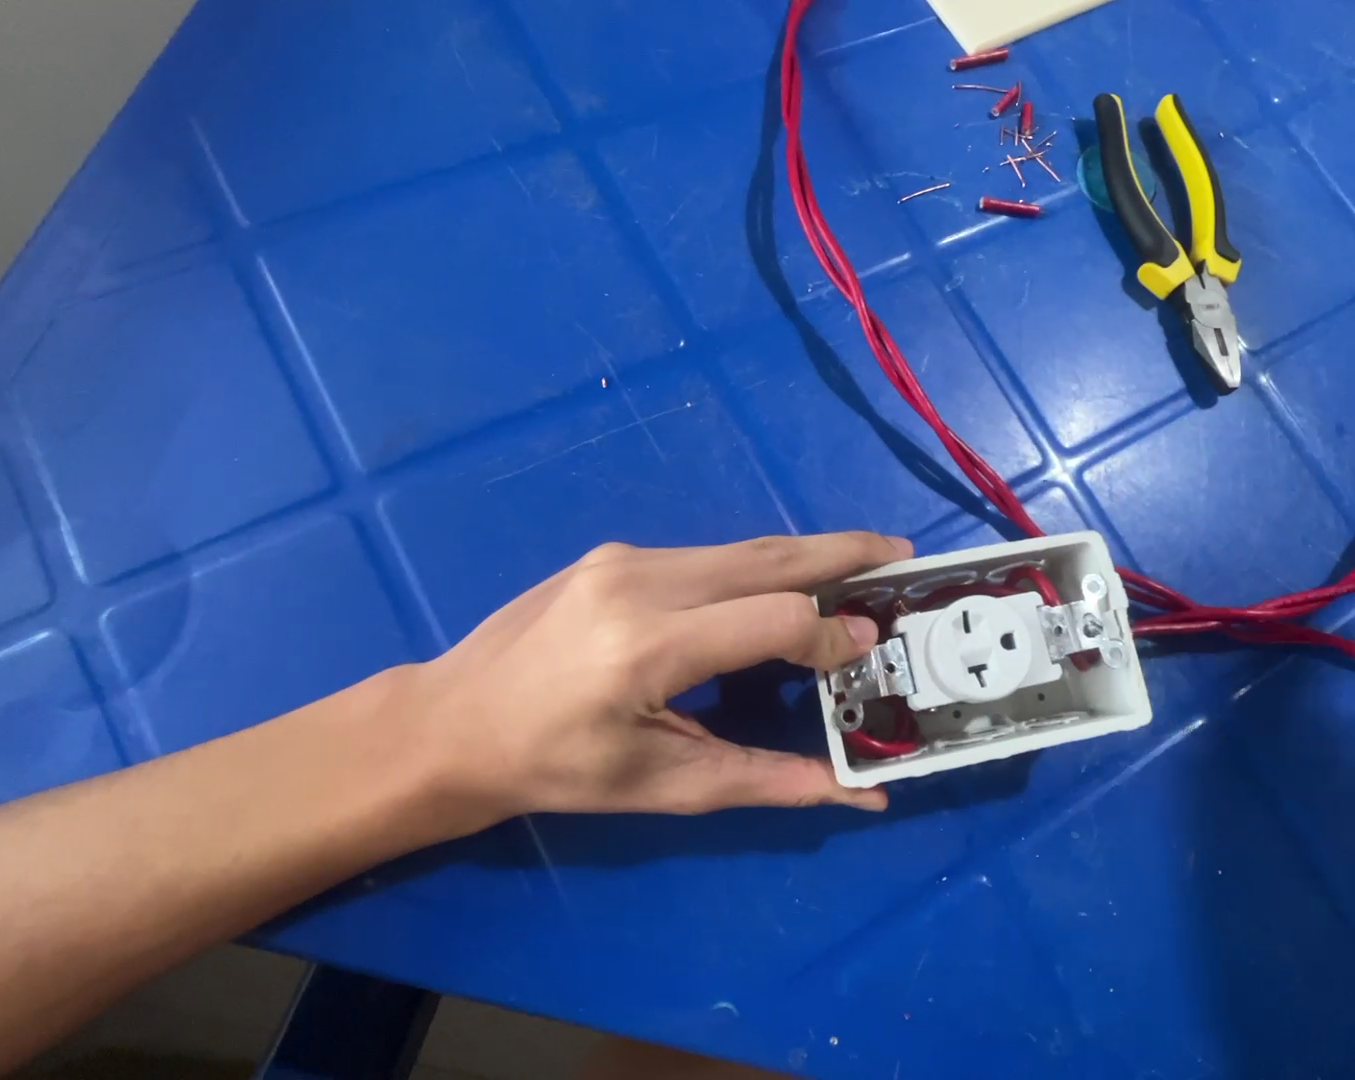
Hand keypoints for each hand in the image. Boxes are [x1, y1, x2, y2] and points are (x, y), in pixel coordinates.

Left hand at [396, 533, 909, 829]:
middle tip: (901, 553)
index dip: (833, 633)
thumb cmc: (554, 770)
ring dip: (804, 556)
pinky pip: (708, 555)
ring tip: (859, 562)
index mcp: (647, 647)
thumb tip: (856, 793)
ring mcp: (624, 558)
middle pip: (767, 558)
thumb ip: (766, 781)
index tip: (873, 644)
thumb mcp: (661, 785)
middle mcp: (639, 582)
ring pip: (741, 549)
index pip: (772, 620)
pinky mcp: (616, 553)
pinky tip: (781, 583)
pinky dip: (759, 566)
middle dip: (841, 552)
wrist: (452, 721)